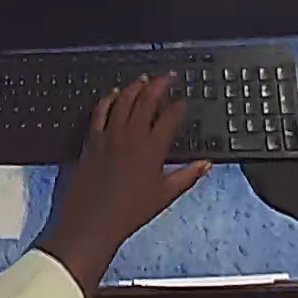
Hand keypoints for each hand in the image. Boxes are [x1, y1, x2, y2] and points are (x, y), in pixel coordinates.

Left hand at [41, 75, 211, 297]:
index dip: (179, 106)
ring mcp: (110, 136)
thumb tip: (205, 164)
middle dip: (160, 85)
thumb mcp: (165, 195)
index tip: (183, 100)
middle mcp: (131, 137)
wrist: (93, 220)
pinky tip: (112, 93)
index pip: (170, 117)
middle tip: (168, 77)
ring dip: (135, 87)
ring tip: (144, 79)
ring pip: (123, 101)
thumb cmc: (129, 211)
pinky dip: (107, 99)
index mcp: (152, 149)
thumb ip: (187, 176)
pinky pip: (100, 112)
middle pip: (147, 100)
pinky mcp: (92, 139)